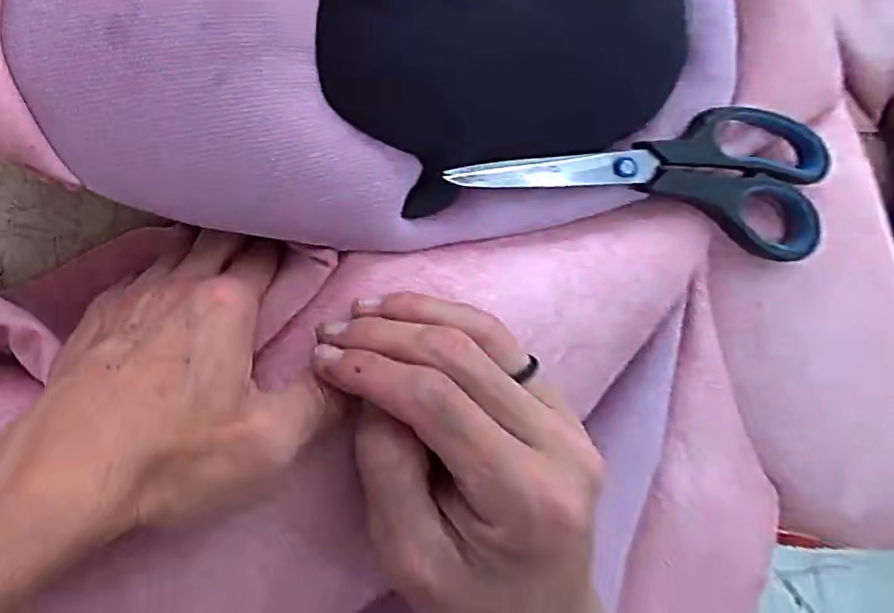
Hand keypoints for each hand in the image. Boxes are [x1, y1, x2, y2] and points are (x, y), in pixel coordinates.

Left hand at [0, 230, 336, 612]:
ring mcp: (137, 293)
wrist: (64, 471)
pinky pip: (141, 269)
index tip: (303, 235)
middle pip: (223, 236)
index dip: (290, 243)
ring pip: (179, 244)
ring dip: (204, 238)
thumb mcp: (266, 443)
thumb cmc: (172, 454)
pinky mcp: (100, 312)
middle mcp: (184, 284)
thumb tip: (349, 366)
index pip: (268, 254)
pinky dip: (161, 262)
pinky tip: (160, 277)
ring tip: (218, 236)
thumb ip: (320, 401)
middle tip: (265, 224)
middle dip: (249, 227)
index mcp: (228, 303)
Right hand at [313, 294, 604, 612]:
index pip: (439, 401)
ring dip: (418, 311)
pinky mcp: (561, 401)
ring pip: (485, 333)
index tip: (324, 359)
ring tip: (365, 310)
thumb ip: (386, 467)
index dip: (375, 370)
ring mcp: (568, 416)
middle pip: (462, 356)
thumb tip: (371, 383)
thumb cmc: (470, 599)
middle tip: (333, 331)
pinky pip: (500, 340)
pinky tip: (408, 312)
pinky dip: (448, 316)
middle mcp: (561, 443)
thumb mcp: (409, 557)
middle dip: (387, 335)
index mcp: (527, 496)